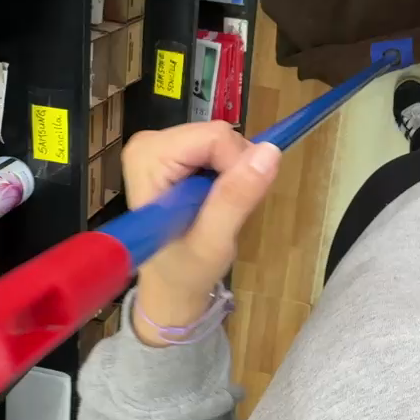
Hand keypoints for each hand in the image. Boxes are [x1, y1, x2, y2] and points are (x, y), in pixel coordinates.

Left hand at [121, 122, 279, 345]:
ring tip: (220, 207)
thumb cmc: (186, 270)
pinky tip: (216, 198)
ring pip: (224, 139)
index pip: (215, 137)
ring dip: (234, 172)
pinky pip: (220, 148)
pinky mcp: (175, 151)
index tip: (234, 202)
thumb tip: (270, 151)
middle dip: (235, 169)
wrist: (171, 285)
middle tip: (227, 208)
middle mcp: (150, 143)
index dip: (238, 165)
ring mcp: (161, 145)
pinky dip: (229, 172)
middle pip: (219, 134)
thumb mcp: (214, 240)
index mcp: (148, 158)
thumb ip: (236, 196)